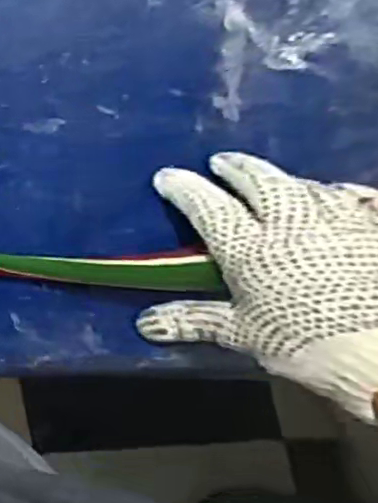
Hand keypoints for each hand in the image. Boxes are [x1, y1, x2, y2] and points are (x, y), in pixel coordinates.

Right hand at [138, 153, 377, 421]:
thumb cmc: (306, 341)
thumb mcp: (243, 334)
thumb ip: (196, 320)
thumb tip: (147, 324)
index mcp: (250, 250)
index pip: (210, 208)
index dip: (187, 189)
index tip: (169, 175)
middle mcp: (296, 230)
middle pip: (267, 187)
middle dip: (242, 170)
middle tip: (225, 160)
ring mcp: (351, 231)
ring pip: (318, 191)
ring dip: (294, 181)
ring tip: (282, 179)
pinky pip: (372, 205)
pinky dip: (357, 195)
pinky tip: (351, 192)